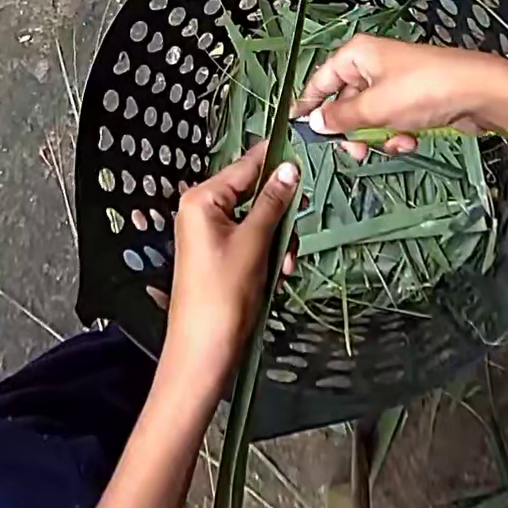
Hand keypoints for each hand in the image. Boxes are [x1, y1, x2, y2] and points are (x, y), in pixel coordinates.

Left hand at [166, 144, 298, 388]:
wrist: (204, 354)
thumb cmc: (224, 294)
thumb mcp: (254, 243)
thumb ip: (273, 202)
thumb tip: (290, 167)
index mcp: (202, 199)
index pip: (245, 165)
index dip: (275, 160)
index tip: (304, 153)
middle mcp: (203, 210)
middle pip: (254, 194)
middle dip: (279, 216)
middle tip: (294, 235)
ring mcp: (211, 233)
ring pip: (259, 220)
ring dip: (278, 240)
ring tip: (283, 267)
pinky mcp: (220, 255)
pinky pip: (253, 241)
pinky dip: (269, 254)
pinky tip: (276, 276)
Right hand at [292, 35, 507, 151]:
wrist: (479, 92)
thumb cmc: (422, 90)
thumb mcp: (374, 108)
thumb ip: (340, 118)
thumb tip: (314, 123)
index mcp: (356, 56)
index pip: (320, 80)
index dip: (309, 105)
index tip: (299, 128)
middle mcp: (372, 64)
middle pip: (345, 102)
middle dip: (351, 129)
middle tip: (355, 151)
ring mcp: (394, 82)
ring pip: (369, 116)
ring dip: (377, 136)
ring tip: (392, 144)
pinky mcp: (413, 98)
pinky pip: (391, 119)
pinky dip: (397, 133)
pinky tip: (410, 140)